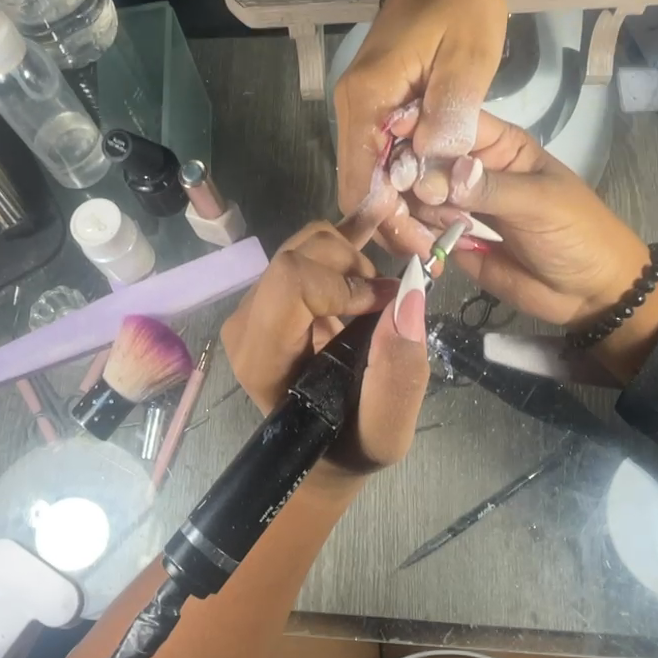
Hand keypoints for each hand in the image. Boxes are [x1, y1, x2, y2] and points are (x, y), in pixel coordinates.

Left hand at [220, 210, 430, 480]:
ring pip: (307, 242)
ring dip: (354, 256)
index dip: (345, 283)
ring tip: (381, 287)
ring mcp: (259, 301)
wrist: (328, 447)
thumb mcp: (385, 431)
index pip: (292, 281)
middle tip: (385, 301)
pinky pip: (310, 243)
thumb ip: (397, 376)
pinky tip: (377, 210)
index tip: (381, 306)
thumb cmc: (351, 443)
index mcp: (262, 356)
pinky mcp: (278, 290)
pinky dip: (347, 228)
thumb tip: (408, 298)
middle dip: (354, 267)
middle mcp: (249, 321)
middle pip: (299, 254)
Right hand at [334, 0, 505, 257]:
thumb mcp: (468, 57)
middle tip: (433, 248)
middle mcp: (354, 112)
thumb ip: (449, 114)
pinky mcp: (378, 113)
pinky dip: (405, 187)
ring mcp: (363, 113)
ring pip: (370, 179)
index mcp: (368, 100)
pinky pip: (383, 162)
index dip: (384, 218)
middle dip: (393, 222)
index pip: (358, 179)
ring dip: (400, 209)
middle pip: (358, 187)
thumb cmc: (460, 4)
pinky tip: (435, 201)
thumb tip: (433, 169)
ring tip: (439, 233)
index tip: (420, 243)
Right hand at [428, 113, 657, 380]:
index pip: (449, 122)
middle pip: (421, 159)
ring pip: (414, 195)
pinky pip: (419, 229)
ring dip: (409, 210)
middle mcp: (470, 169)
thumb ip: (489, 189)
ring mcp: (457, 204)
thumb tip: (435, 177)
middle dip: (408, 175)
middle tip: (412, 199)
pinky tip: (425, 245)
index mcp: (497, 145)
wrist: (589, 293)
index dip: (419, 127)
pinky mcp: (451, 239)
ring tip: (434, 228)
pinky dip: (414, 235)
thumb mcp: (540, 203)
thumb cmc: (577, 234)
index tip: (393, 143)